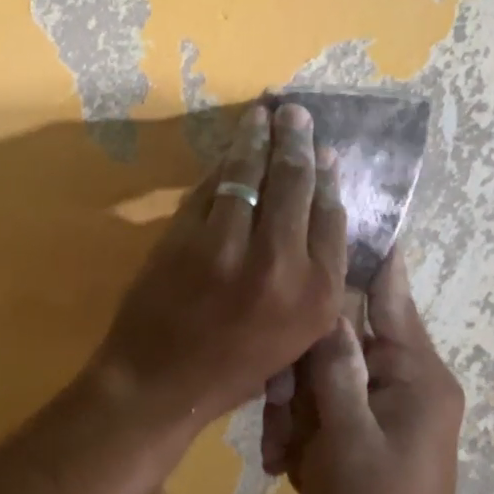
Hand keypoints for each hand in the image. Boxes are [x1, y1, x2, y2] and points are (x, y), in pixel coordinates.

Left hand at [92, 103, 348, 426]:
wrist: (161, 381)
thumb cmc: (234, 367)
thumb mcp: (295, 333)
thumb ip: (312, 275)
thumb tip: (317, 211)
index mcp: (317, 296)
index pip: (332, 217)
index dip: (329, 177)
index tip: (327, 150)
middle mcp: (281, 265)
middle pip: (295, 184)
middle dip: (297, 141)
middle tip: (298, 112)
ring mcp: (228, 246)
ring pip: (250, 174)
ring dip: (258, 137)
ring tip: (266, 112)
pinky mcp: (186, 235)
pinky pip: (211, 186)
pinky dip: (223, 163)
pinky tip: (232, 147)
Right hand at [265, 250, 490, 493]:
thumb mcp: (346, 435)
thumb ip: (335, 365)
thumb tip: (327, 299)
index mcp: (416, 372)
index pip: (390, 292)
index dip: (365, 251)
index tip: (334, 207)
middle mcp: (404, 378)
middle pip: (339, 337)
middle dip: (299, 370)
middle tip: (276, 408)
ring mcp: (381, 404)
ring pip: (320, 372)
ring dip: (292, 406)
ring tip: (280, 449)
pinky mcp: (362, 426)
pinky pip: (321, 404)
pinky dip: (298, 428)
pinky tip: (284, 461)